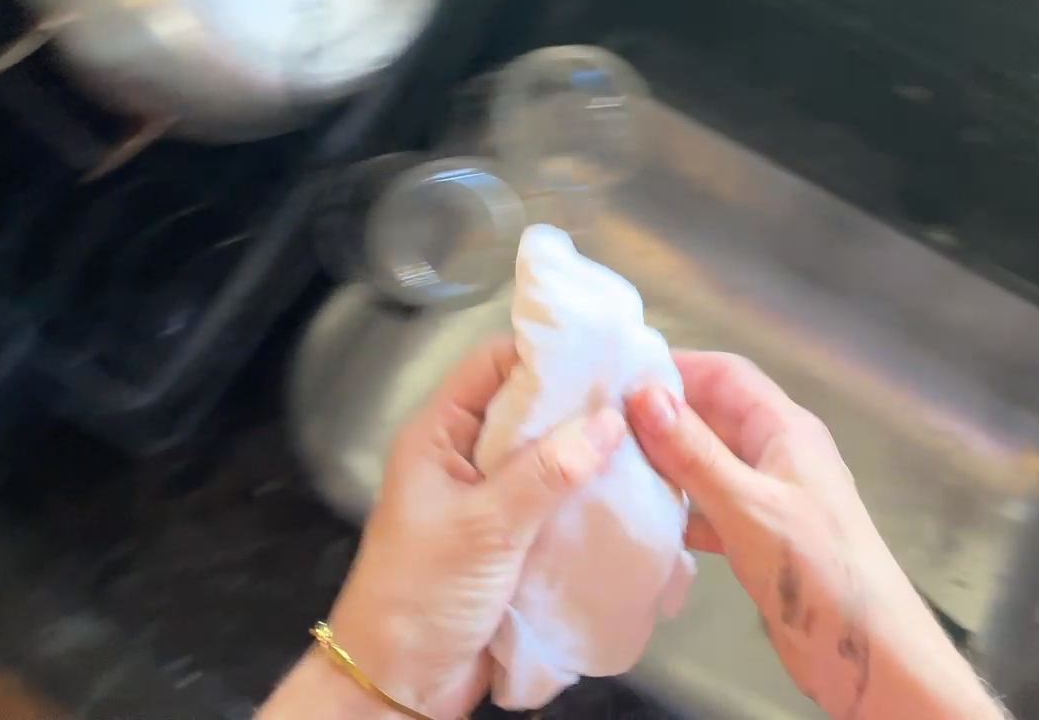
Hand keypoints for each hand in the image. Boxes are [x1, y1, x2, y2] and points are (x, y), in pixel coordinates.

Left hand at [265, 337, 625, 719]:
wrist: (398, 690)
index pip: (491, 365)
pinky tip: (623, 481)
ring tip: (639, 431)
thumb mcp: (483, 528)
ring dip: (586, 444)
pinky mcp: (514, 528)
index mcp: (440, 433)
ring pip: (546, 448)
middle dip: (575, 398)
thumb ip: (545, 474)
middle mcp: (466, 452)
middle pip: (526, 404)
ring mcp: (491, 491)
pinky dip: (585, 484)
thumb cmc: (419, 598)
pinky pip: (555, 490)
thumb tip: (609, 422)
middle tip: (632, 391)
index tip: (596, 352)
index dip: (540, 353)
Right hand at [626, 352, 1005, 719]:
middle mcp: (778, 452)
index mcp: (785, 428)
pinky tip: (651, 518)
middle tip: (609, 420)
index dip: (680, 366)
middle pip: (716, 415)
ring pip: (712, 461)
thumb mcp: (748, 505)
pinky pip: (714, 504)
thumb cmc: (816, 567)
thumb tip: (645, 395)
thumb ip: (695, 454)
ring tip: (618, 464)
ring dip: (671, 461)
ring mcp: (771, 494)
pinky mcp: (762, 534)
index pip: (728, 375)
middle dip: (667, 414)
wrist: (871, 654)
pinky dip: (684, 506)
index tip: (626, 372)